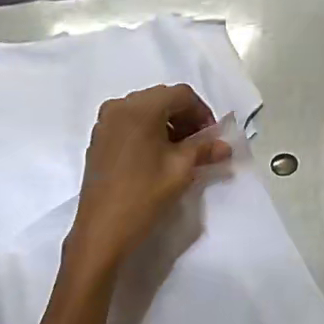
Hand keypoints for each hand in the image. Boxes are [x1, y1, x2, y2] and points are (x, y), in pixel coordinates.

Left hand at [65, 84, 230, 277]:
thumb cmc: (144, 196)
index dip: (203, 113)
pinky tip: (157, 159)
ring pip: (145, 112)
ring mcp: (105, 123)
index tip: (213, 138)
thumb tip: (224, 146)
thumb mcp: (180, 171)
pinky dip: (149, 133)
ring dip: (167, 126)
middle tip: (200, 146)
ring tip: (180, 154)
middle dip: (185, 118)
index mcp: (140, 108)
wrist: (103, 229)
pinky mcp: (99, 140)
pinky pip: (129, 125)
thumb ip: (203, 150)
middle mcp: (119, 106)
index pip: (181, 94)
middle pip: (161, 99)